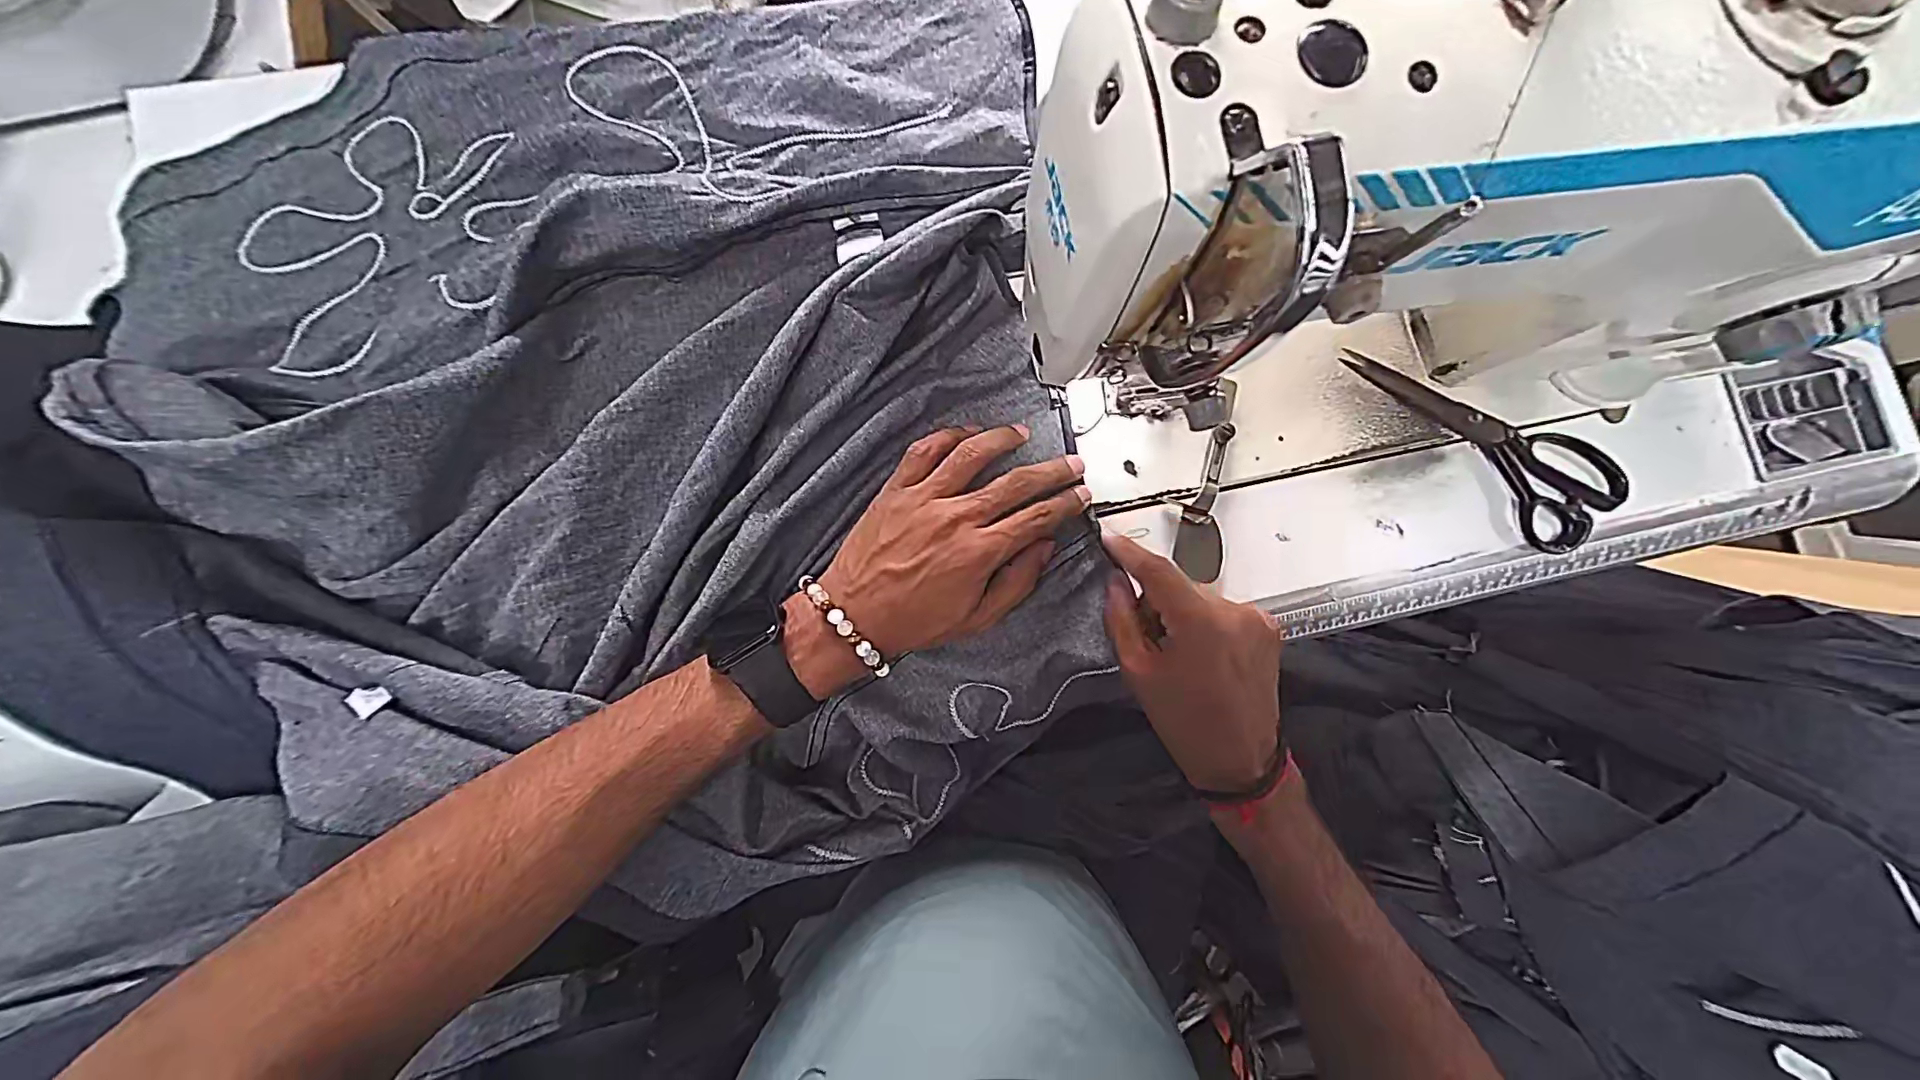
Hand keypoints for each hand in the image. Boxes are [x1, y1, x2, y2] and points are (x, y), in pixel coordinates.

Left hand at [783, 425, 1088, 696]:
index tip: (1078, 495)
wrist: (856, 616)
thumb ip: (1017, 582)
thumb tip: (1043, 549)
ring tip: (1020, 434)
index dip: (1065, 502)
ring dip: (1003, 439)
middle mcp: (955, 519)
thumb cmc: (911, 620)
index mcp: (978, 552)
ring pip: (972, 455)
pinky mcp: (897, 491)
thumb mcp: (976, 618)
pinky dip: (948, 436)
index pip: (1037, 517)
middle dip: (1052, 470)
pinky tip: (965, 433)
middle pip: (1016, 482)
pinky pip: (924, 451)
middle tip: (1069, 464)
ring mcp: (923, 500)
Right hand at [1102, 531, 1283, 791]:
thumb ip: (1122, 619)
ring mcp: (1254, 617)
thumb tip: (1116, 583)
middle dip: (1156, 599)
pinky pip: (1221, 608)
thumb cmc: (1188, 723)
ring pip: (1199, 595)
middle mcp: (1233, 611)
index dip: (1128, 551)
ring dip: (1181, 610)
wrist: (1241, 758)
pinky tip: (1200, 653)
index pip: (1157, 569)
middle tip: (1145, 633)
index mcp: (1200, 621)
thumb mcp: (1138, 672)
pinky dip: (1203, 620)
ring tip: (1177, 652)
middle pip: (1178, 583)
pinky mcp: (1266, 626)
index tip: (1109, 538)